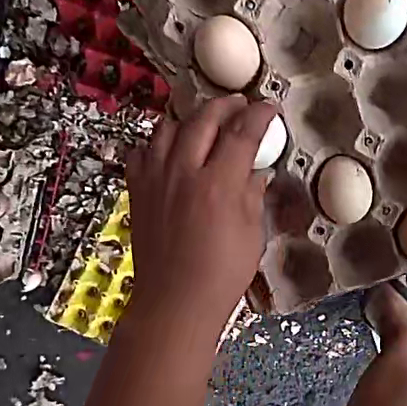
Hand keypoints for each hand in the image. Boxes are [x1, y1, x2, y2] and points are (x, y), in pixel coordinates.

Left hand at [125, 95, 273, 325]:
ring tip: (205, 123)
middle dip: (225, 107)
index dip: (259, 116)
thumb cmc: (221, 274)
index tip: (269, 109)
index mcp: (219, 184)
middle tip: (239, 106)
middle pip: (204, 120)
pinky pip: (143, 150)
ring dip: (191, 120)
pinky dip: (159, 142)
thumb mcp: (252, 234)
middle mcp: (184, 173)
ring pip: (169, 128)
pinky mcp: (138, 190)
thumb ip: (253, 195)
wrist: (175, 300)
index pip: (242, 133)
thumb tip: (256, 172)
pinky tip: (171, 150)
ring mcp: (156, 179)